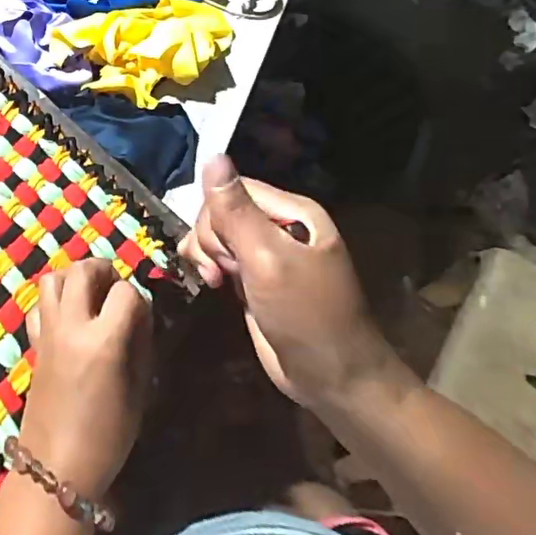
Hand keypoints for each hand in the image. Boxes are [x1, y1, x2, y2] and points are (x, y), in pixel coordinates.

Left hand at [18, 258, 152, 498]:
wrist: (56, 465)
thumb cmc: (107, 437)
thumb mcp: (137, 392)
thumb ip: (139, 345)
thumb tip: (139, 315)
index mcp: (102, 341)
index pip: (125, 292)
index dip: (138, 299)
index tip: (143, 317)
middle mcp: (71, 326)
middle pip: (82, 271)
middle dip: (104, 270)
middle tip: (115, 287)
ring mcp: (47, 331)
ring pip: (52, 278)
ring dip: (73, 277)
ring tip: (90, 294)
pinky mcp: (33, 341)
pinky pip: (38, 304)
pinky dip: (53, 300)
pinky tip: (68, 317)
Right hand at [179, 156, 407, 406]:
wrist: (331, 378)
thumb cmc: (306, 315)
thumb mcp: (267, 258)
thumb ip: (236, 210)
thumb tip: (213, 155)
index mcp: (292, 212)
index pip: (233, 188)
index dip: (216, 214)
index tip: (225, 249)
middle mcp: (278, 225)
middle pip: (219, 209)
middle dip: (210, 237)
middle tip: (225, 269)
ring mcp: (264, 252)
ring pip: (213, 232)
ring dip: (204, 253)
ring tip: (216, 279)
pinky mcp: (252, 276)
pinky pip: (216, 255)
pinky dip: (206, 265)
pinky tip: (213, 283)